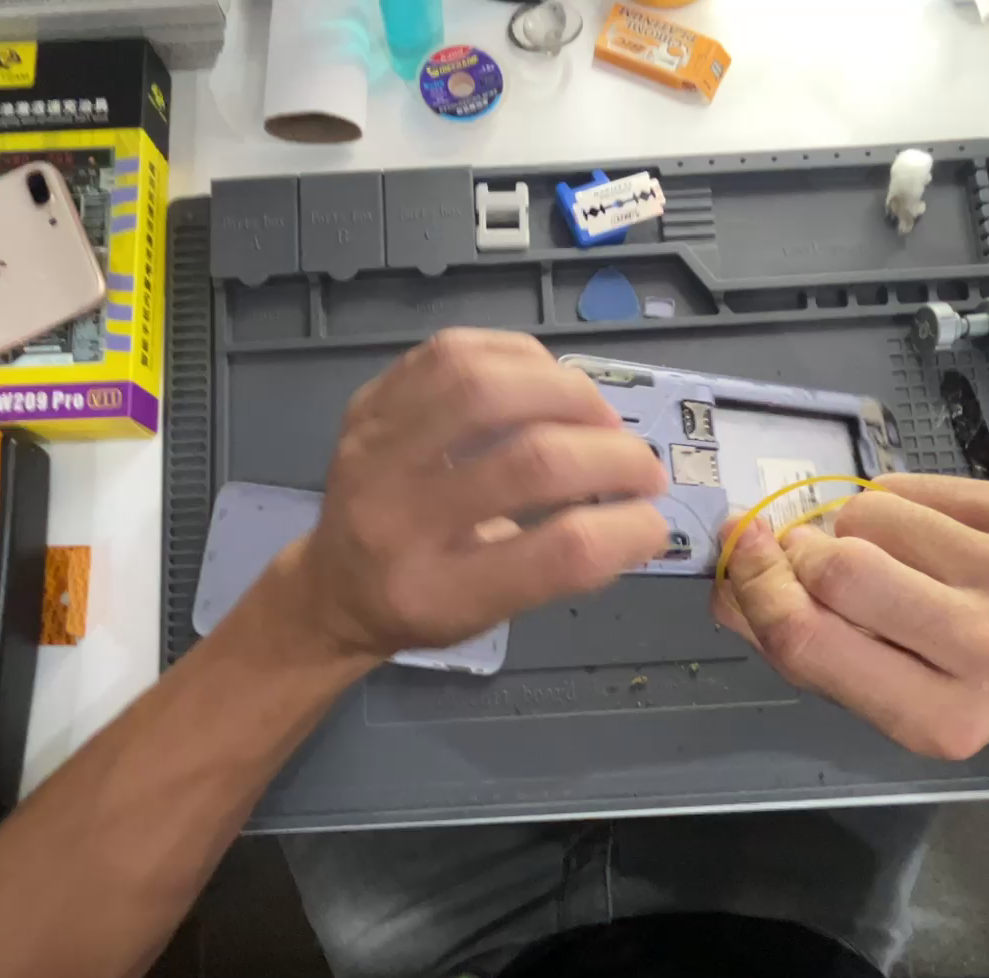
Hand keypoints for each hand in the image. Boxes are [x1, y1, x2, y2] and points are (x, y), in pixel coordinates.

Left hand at [288, 329, 669, 660]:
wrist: (332, 585)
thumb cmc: (420, 607)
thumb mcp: (490, 616)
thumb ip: (562, 568)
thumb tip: (642, 514)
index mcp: (436, 592)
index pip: (556, 555)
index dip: (628, 531)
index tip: (655, 522)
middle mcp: (397, 519)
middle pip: (530, 462)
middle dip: (613, 456)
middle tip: (641, 467)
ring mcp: (373, 452)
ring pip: (485, 386)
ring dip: (568, 393)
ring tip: (597, 417)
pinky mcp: (368, 406)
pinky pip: (451, 351)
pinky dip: (517, 357)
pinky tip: (544, 380)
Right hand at [711, 474, 988, 759]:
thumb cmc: (934, 684)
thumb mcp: (851, 686)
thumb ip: (775, 632)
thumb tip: (728, 558)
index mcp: (936, 719)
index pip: (807, 638)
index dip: (756, 585)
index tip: (738, 545)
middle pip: (841, 569)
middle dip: (803, 554)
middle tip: (808, 559)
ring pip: (874, 513)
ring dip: (853, 529)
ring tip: (880, 556)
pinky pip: (915, 484)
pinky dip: (895, 501)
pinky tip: (918, 535)